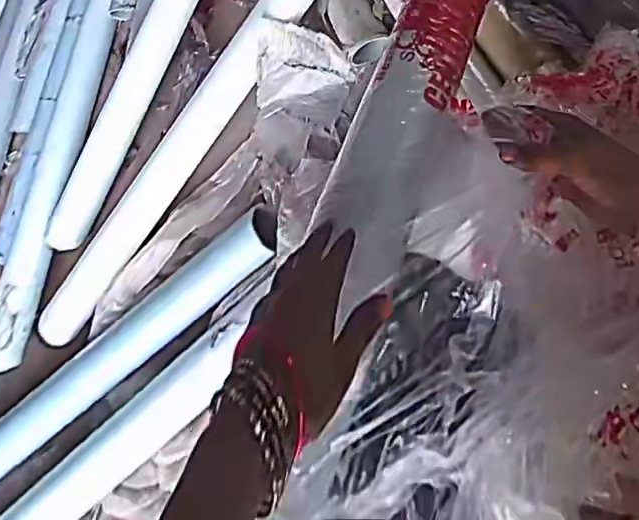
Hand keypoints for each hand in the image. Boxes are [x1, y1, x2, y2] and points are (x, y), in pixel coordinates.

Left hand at [244, 222, 391, 440]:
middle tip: (326, 228)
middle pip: (305, 261)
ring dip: (299, 256)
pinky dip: (283, 277)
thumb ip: (362, 327)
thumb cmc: (306, 390)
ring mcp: (270, 307)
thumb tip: (382, 300)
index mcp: (316, 301)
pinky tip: (283, 284)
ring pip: (287, 271)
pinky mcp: (256, 321)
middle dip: (317, 242)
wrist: (257, 411)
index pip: (331, 265)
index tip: (348, 234)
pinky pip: (273, 287)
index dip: (340, 248)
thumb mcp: (343, 362)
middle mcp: (290, 297)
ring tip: (306, 248)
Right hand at [483, 105, 638, 237]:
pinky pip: (536, 182)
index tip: (476, 122)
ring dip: (511, 163)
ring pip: (528, 159)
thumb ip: (537, 155)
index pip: (525, 115)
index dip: (503, 116)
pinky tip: (503, 187)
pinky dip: (522, 183)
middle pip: (524, 136)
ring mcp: (560, 165)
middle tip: (471, 148)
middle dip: (502, 139)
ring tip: (480, 168)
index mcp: (563, 125)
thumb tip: (501, 151)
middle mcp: (559, 141)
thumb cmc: (615, 174)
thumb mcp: (574, 158)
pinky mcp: (564, 189)